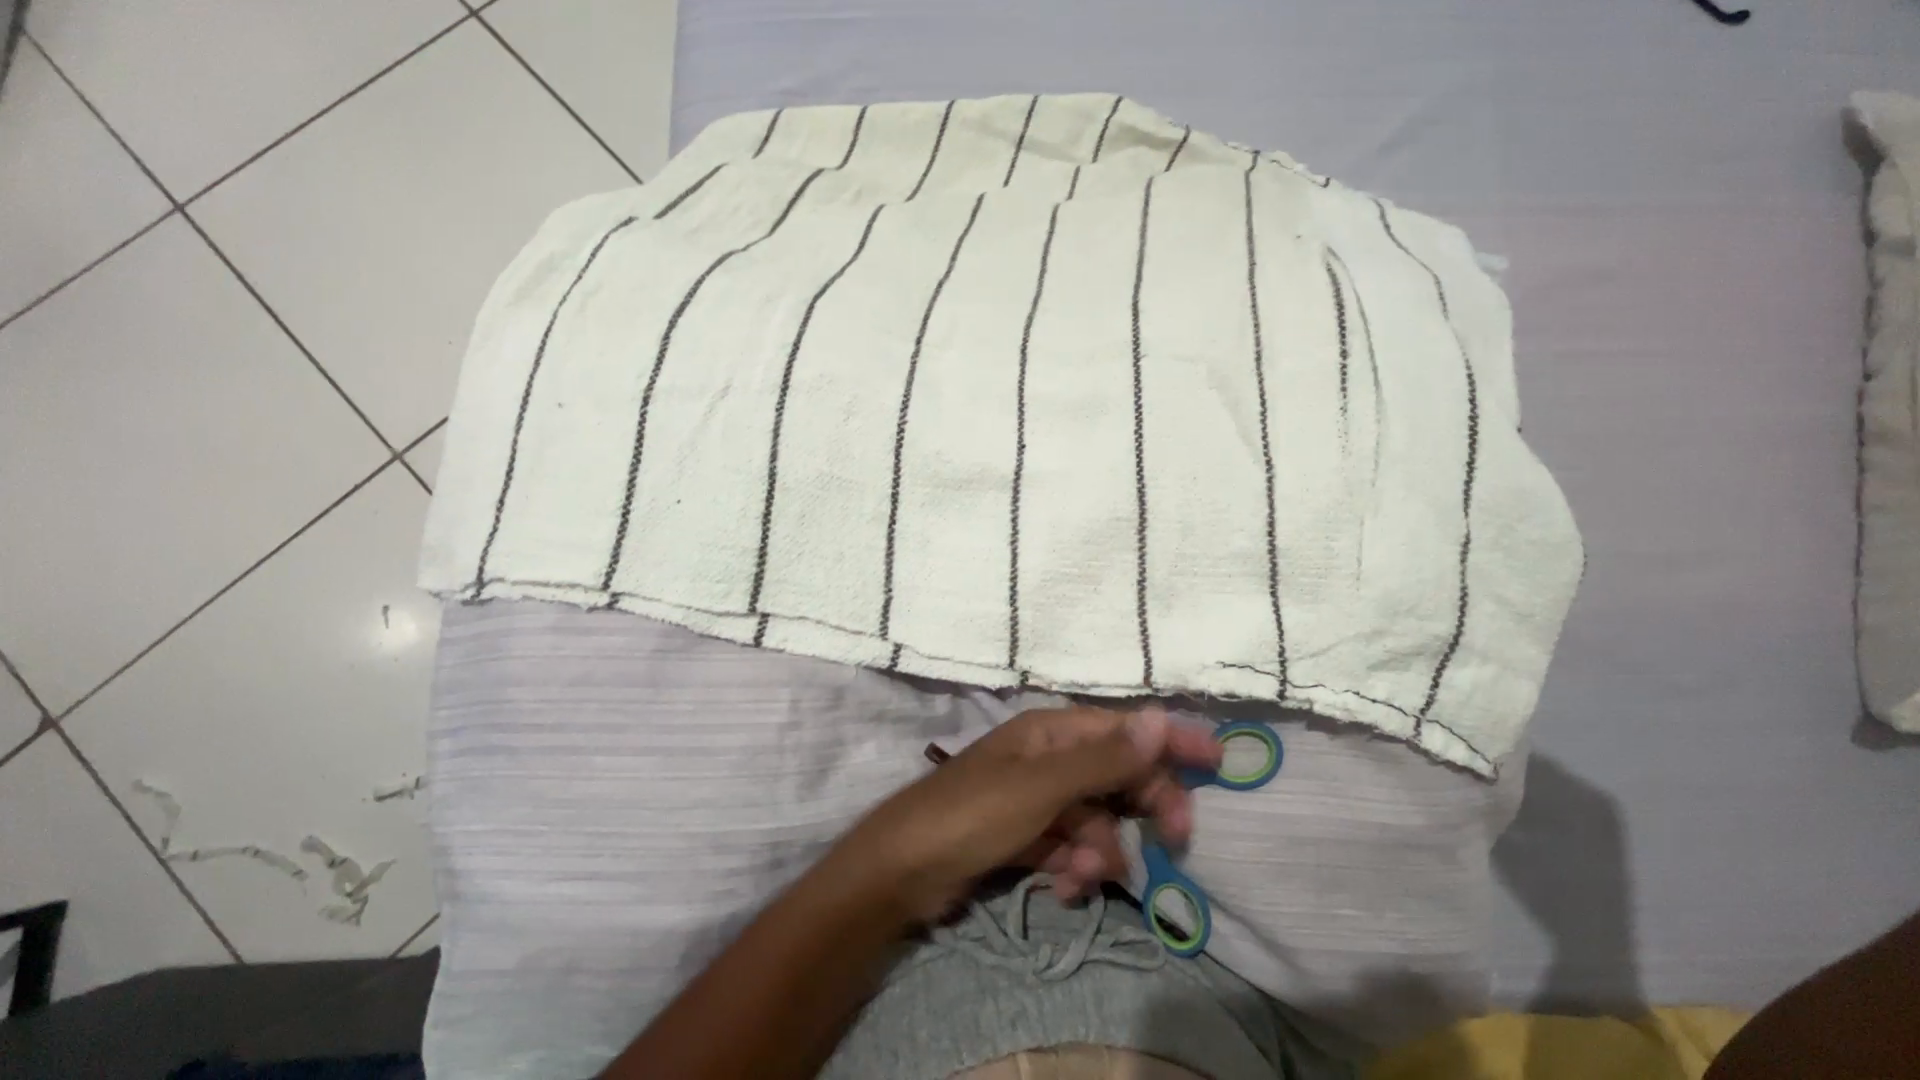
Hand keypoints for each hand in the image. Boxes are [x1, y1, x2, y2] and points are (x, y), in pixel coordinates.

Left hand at [833, 706, 1222, 923]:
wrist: (900, 872)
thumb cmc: (971, 816)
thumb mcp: (1042, 787)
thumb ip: (1104, 758)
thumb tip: (1159, 717)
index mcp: (1049, 732)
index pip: (1124, 727)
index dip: (1170, 739)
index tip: (1218, 759)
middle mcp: (1045, 759)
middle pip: (1116, 775)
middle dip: (1143, 806)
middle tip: (1177, 839)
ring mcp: (1033, 801)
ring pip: (1095, 820)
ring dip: (1101, 849)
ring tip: (1084, 875)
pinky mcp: (1022, 838)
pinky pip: (1068, 848)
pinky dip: (1074, 867)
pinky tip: (1064, 889)